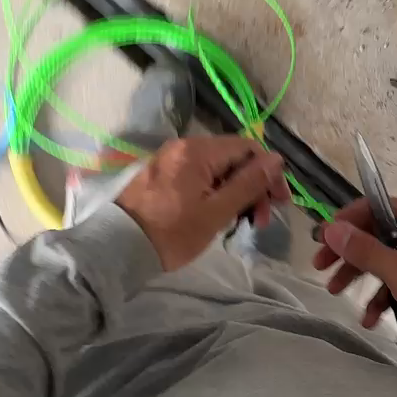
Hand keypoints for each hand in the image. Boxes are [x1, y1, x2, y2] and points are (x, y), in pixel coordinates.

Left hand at [114, 136, 289, 270]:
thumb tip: (276, 158)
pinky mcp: (162, 174)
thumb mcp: (216, 212)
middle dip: (253, 186)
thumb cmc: (171, 233)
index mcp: (199, 151)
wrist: (116, 250)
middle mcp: (185, 146)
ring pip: (218, 168)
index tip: (279, 202)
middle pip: (234, 158)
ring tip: (241, 222)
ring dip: (236, 191)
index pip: (249, 148)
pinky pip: (199, 175)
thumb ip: (249, 183)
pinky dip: (215, 192)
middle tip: (260, 220)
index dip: (269, 172)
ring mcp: (171, 159)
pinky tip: (218, 214)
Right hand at [311, 197, 396, 337]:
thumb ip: (363, 249)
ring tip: (337, 293)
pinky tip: (370, 316)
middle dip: (347, 253)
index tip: (322, 240)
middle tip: (321, 269)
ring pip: (385, 256)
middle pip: (375, 233)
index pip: (372, 206)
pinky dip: (384, 291)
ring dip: (361, 275)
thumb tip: (330, 228)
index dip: (344, 222)